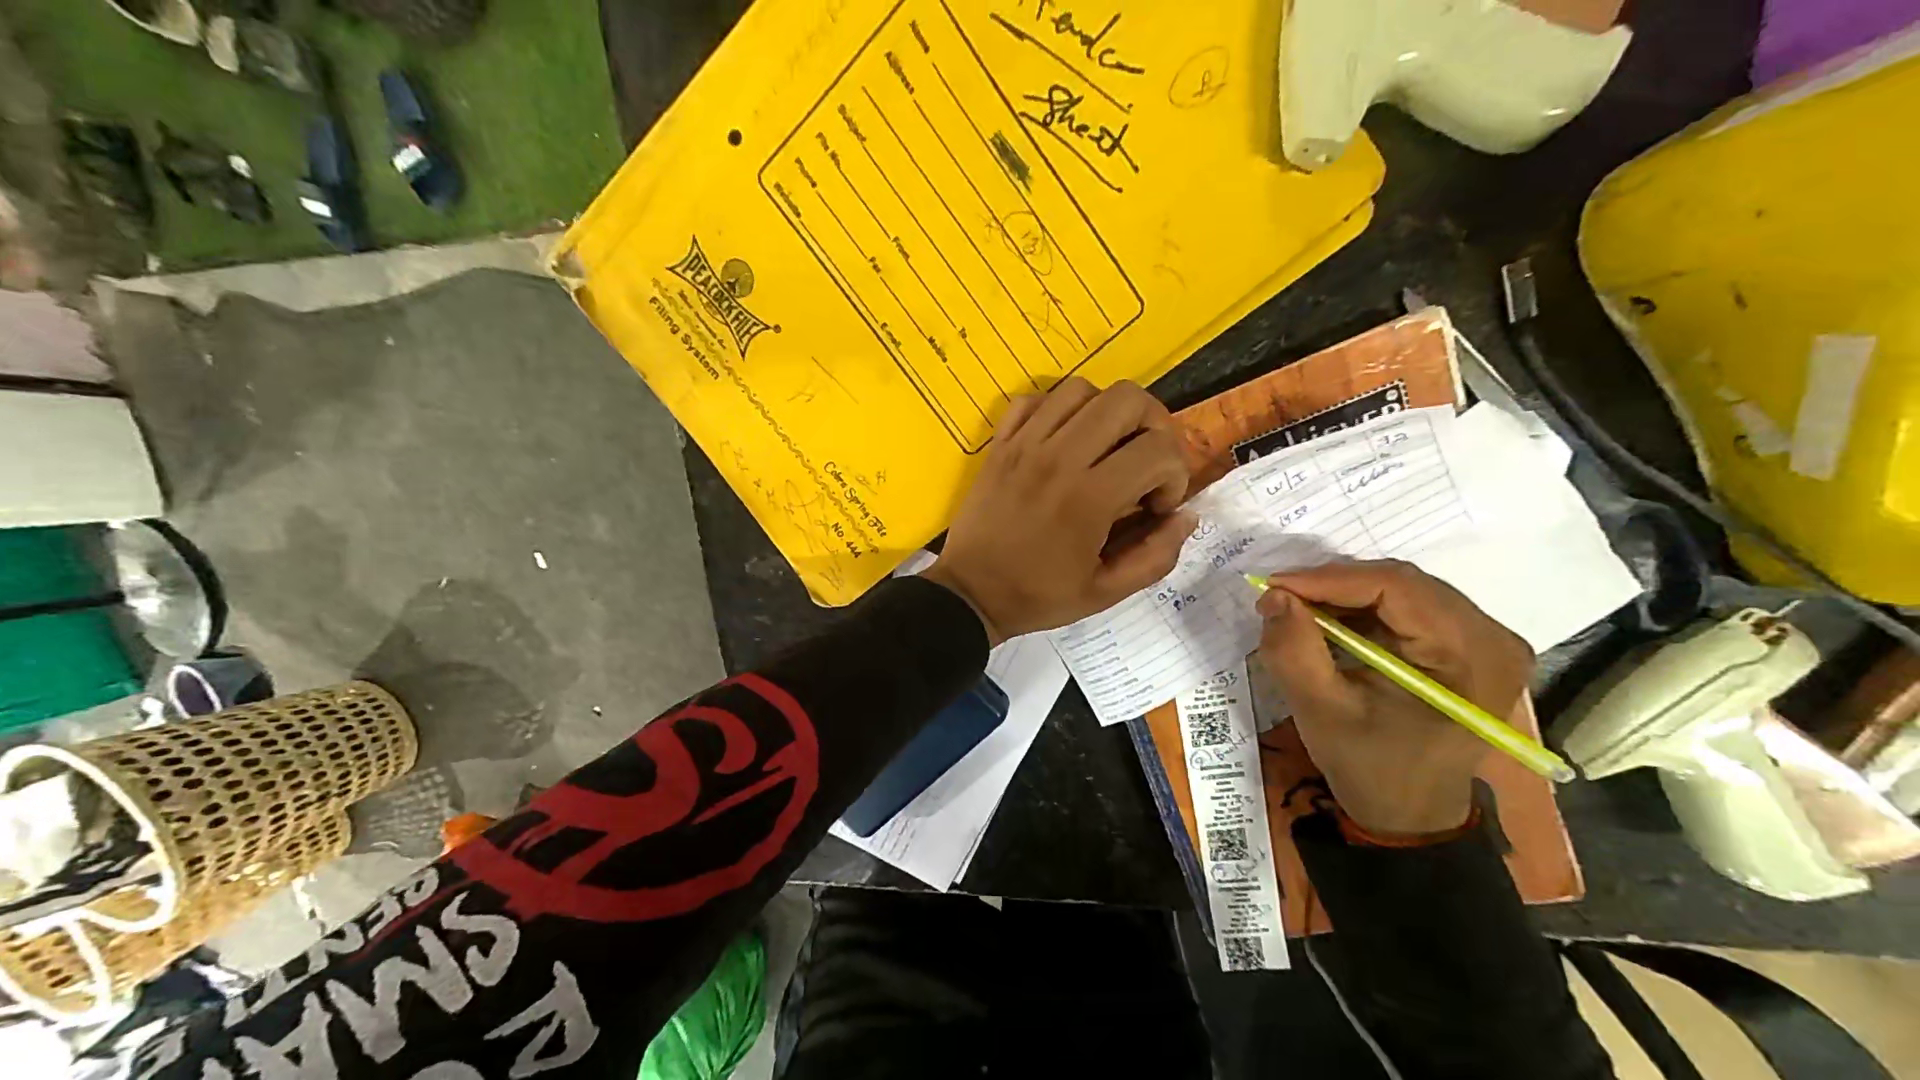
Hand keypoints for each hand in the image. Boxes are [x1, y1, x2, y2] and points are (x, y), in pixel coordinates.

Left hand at [923, 378, 1195, 644]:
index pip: (1158, 448)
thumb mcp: (1106, 593)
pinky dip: (1058, 409)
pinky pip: (1035, 399)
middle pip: (1126, 399)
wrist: (969, 593)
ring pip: (1082, 389)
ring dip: (1107, 412)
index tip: (1156, 504)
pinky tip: (1064, 440)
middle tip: (1143, 462)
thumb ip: (1156, 556)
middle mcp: (1058, 458)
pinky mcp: (1000, 443)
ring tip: (1106, 448)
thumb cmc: (1038, 595)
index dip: (1175, 474)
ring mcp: (1024, 444)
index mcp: (1089, 498)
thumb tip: (1186, 515)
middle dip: (1153, 426)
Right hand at [1254, 560, 1534, 834]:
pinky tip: (1328, 623)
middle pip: (1402, 584)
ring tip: (1297, 610)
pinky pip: (1407, 607)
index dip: (1329, 579)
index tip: (1272, 585)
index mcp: (1472, 656)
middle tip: (1280, 598)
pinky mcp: (1466, 645)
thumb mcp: (1321, 711)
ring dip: (1344, 595)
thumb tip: (1274, 596)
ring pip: (1402, 590)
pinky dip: (1361, 608)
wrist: (1411, 815)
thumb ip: (1294, 651)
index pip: (1397, 588)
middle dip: (1334, 585)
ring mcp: (1484, 640)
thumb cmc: (1371, 768)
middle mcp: (1492, 637)